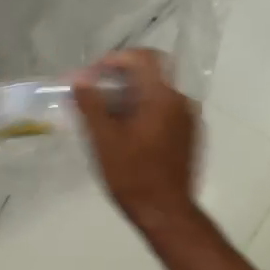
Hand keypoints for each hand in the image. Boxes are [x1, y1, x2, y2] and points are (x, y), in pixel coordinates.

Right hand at [73, 49, 202, 233]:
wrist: (165, 211)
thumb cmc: (131, 175)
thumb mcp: (103, 140)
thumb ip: (91, 106)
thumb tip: (79, 80)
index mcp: (161, 97)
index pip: (142, 58)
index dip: (114, 60)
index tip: (91, 76)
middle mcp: (181, 100)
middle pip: (151, 74)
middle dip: (120, 79)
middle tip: (94, 96)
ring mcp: (189, 118)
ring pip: (157, 94)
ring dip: (130, 97)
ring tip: (105, 119)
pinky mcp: (190, 135)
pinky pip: (165, 112)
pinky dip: (144, 112)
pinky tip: (126, 135)